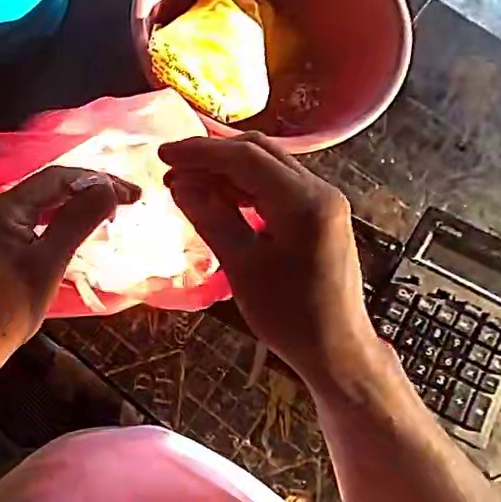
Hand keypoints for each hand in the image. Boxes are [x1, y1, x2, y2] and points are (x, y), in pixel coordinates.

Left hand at [0, 167, 139, 365]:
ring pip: (44, 203)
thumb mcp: (50, 262)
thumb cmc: (11, 306)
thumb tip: (108, 189)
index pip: (56, 178)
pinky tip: (81, 225)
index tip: (131, 194)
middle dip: (89, 190)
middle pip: (49, 187)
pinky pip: (35, 219)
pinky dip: (61, 219)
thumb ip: (78, 220)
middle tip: (128, 199)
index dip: (97, 181)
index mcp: (4, 208)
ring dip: (77, 203)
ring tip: (111, 209)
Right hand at [159, 134, 387, 392]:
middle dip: (211, 156)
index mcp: (304, 202)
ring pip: (266, 167)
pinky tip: (215, 198)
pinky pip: (274, 186)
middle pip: (258, 153)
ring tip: (186, 183)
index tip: (164, 154)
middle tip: (171, 168)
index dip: (200, 152)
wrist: (336, 349)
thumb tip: (180, 184)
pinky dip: (242, 186)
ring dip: (225, 170)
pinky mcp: (317, 215)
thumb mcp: (242, 266)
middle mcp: (319, 191)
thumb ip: (211, 218)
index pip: (245, 158)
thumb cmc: (289, 315)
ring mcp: (321, 201)